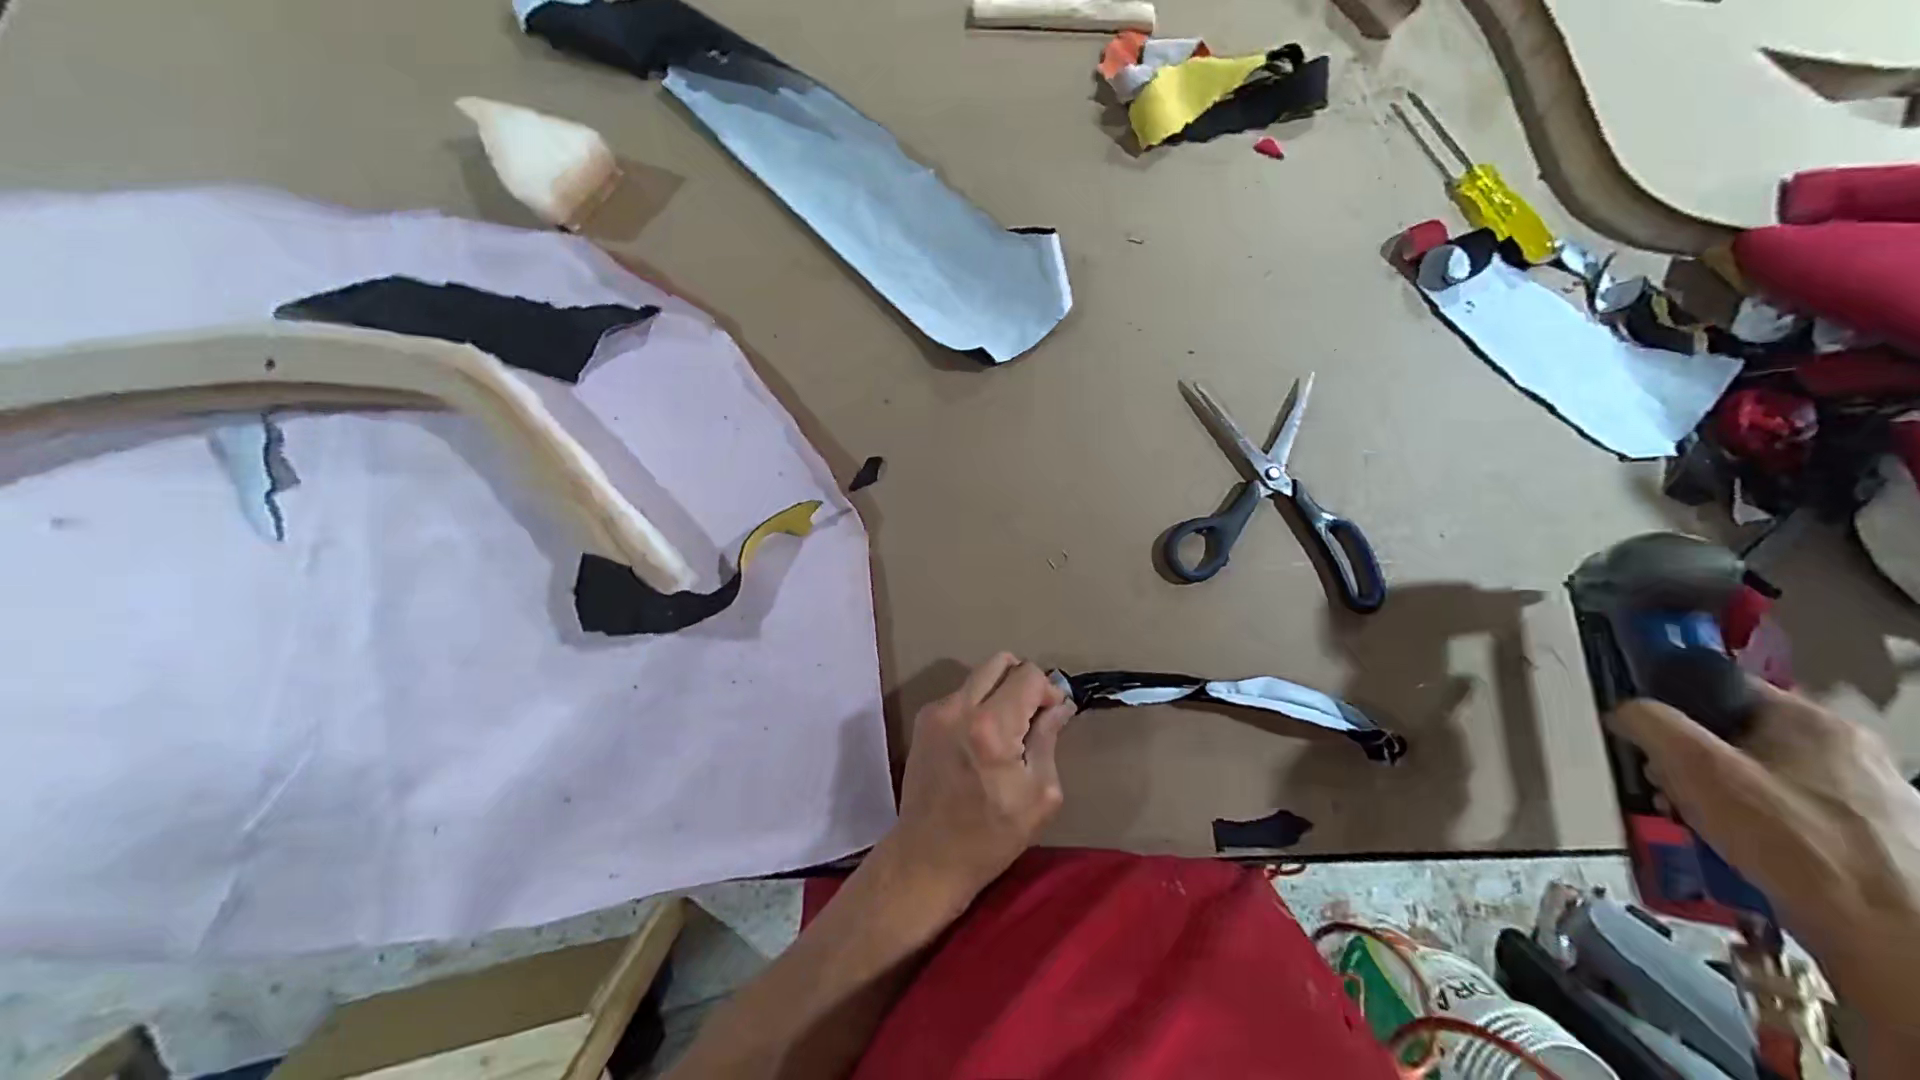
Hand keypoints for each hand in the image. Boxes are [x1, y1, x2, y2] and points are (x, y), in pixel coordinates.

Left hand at [873, 653, 1075, 912]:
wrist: (928, 856)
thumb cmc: (991, 835)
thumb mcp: (1040, 793)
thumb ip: (1048, 739)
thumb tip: (1059, 705)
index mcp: (990, 726)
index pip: (1028, 675)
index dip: (1048, 690)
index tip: (1053, 716)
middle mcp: (958, 707)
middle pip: (1000, 662)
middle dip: (1023, 681)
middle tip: (1033, 715)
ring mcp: (936, 711)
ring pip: (979, 676)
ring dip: (1000, 692)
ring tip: (1008, 731)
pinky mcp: (923, 721)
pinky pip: (961, 695)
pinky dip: (978, 705)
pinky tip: (982, 741)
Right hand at [1610, 685, 1919, 1042]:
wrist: (1887, 932)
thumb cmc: (1785, 835)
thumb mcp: (1692, 765)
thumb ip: (1648, 722)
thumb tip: (1625, 711)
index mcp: (1811, 720)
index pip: (1721, 688)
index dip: (1673, 708)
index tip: (1646, 740)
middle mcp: (1848, 750)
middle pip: (1737, 738)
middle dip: (1689, 763)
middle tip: (1666, 789)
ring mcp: (1868, 797)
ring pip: (1760, 778)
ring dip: (1715, 796)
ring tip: (1696, 825)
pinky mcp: (1870, 839)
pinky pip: (1789, 814)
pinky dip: (1754, 826)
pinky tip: (1738, 849)